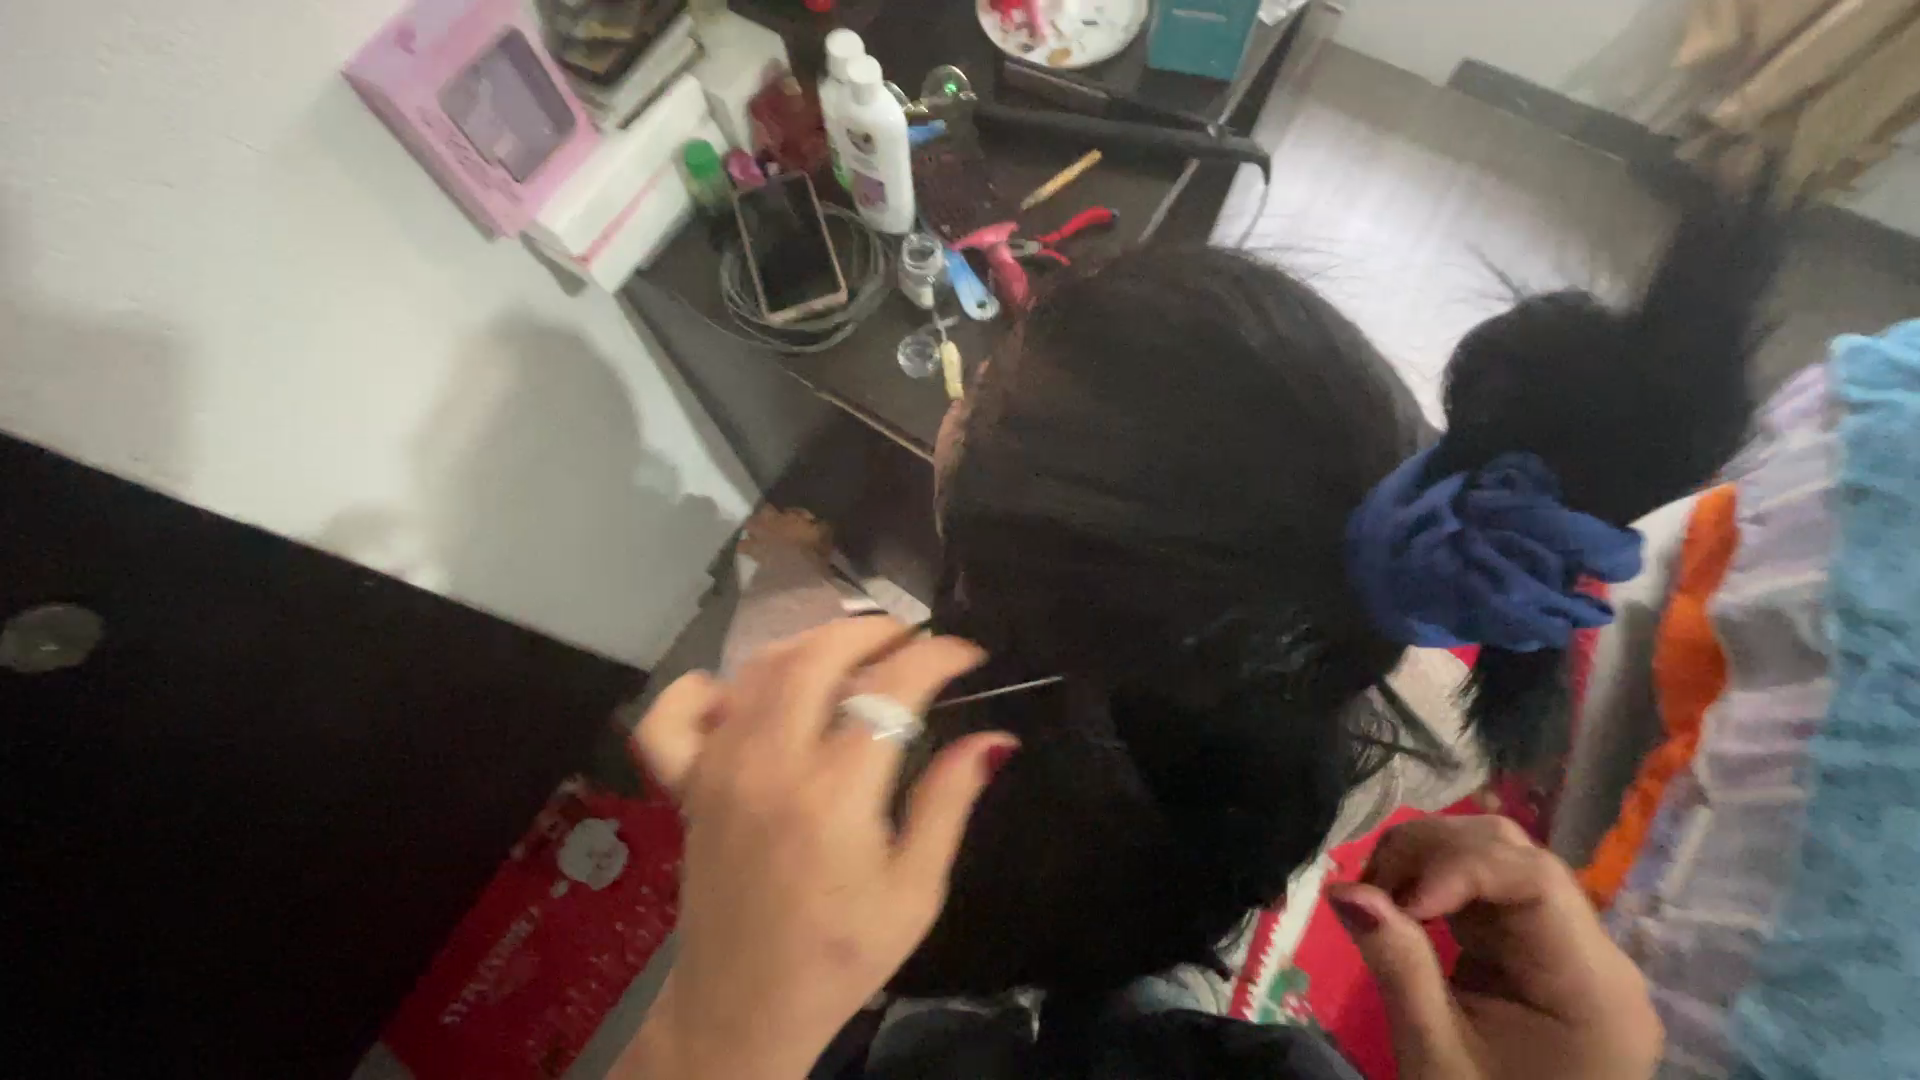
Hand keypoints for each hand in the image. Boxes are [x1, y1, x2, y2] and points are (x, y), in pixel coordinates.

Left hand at [615, 618, 1014, 1079]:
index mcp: (834, 796)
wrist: (742, 1010)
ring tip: (854, 652)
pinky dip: (710, 685)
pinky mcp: (685, 783)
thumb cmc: (842, 955)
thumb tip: (994, 738)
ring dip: (812, 643)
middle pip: (817, 656)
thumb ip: (949, 802)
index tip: (966, 654)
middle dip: (873, 630)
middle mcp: (769, 766)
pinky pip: (677, 711)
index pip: (891, 689)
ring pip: (759, 667)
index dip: (936, 656)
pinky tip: (749, 692)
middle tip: (910, 639)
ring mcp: (717, 769)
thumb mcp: (916, 889)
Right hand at [1328, 816, 1661, 1079]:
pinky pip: (1487, 886)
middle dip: (1432, 853)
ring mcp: (1566, 949)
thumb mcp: (1436, 1056)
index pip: (1532, 877)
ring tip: (1380, 892)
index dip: (1454, 864)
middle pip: (1515, 854)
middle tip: (1370, 888)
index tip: (1393, 896)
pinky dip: (1434, 878)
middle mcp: (1595, 955)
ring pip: (1498, 856)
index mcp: (1592, 987)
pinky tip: (1401, 901)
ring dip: (1429, 857)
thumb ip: (1397, 966)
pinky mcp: (1534, 951)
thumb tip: (1341, 888)